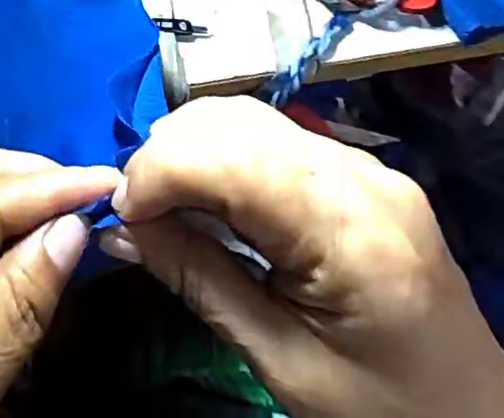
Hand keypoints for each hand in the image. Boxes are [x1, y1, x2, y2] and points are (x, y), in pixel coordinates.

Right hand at [102, 96, 503, 417]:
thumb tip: (118, 226)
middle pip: (228, 123)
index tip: (122, 213)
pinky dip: (212, 149)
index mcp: (355, 234)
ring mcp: (358, 161)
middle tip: (139, 212)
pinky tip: (204, 191)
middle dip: (164, 157)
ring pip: (237, 115)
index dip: (158, 172)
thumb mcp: (281, 362)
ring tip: (166, 202)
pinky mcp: (348, 161)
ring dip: (184, 148)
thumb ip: (195, 280)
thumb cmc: (386, 410)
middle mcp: (359, 176)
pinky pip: (258, 129)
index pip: (230, 160)